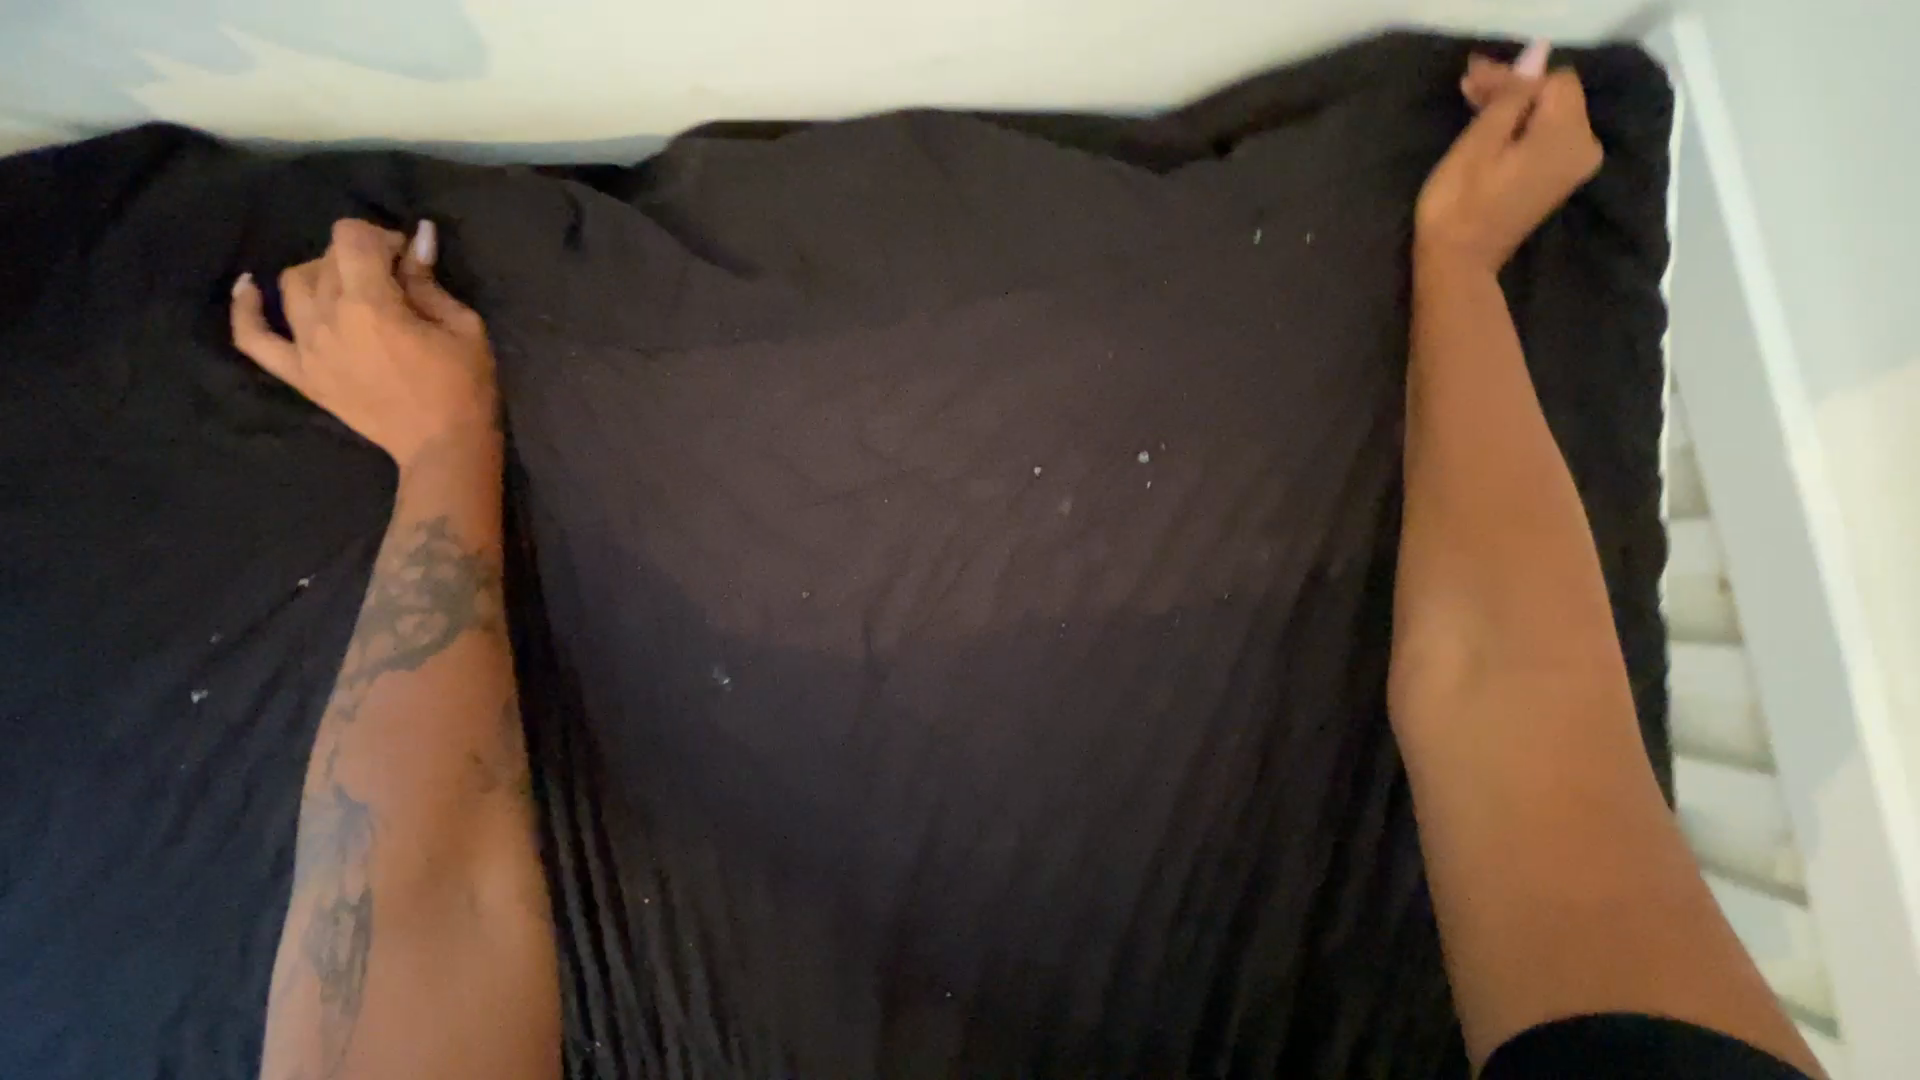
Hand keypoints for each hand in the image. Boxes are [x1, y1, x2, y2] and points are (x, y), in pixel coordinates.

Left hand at [232, 219, 498, 469]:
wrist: (446, 448)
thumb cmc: (466, 388)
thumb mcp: (464, 328)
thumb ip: (429, 282)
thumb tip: (417, 238)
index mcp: (371, 304)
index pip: (352, 237)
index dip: (382, 237)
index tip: (408, 258)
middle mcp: (326, 318)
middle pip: (326, 259)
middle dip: (362, 258)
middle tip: (394, 279)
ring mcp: (305, 347)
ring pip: (293, 284)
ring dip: (323, 275)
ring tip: (353, 291)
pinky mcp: (299, 373)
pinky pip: (253, 336)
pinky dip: (246, 308)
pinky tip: (251, 288)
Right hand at [1414, 46, 1603, 273]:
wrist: (1456, 268)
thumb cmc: (1457, 208)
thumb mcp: (1476, 145)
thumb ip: (1509, 99)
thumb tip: (1534, 58)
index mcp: (1567, 136)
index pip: (1547, 82)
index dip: (1509, 78)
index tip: (1469, 82)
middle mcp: (1584, 147)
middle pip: (1555, 97)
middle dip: (1514, 91)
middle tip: (1469, 90)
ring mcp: (1573, 167)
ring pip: (1551, 117)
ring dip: (1515, 110)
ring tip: (1476, 110)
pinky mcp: (1557, 181)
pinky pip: (1547, 139)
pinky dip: (1521, 131)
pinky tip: (1494, 133)